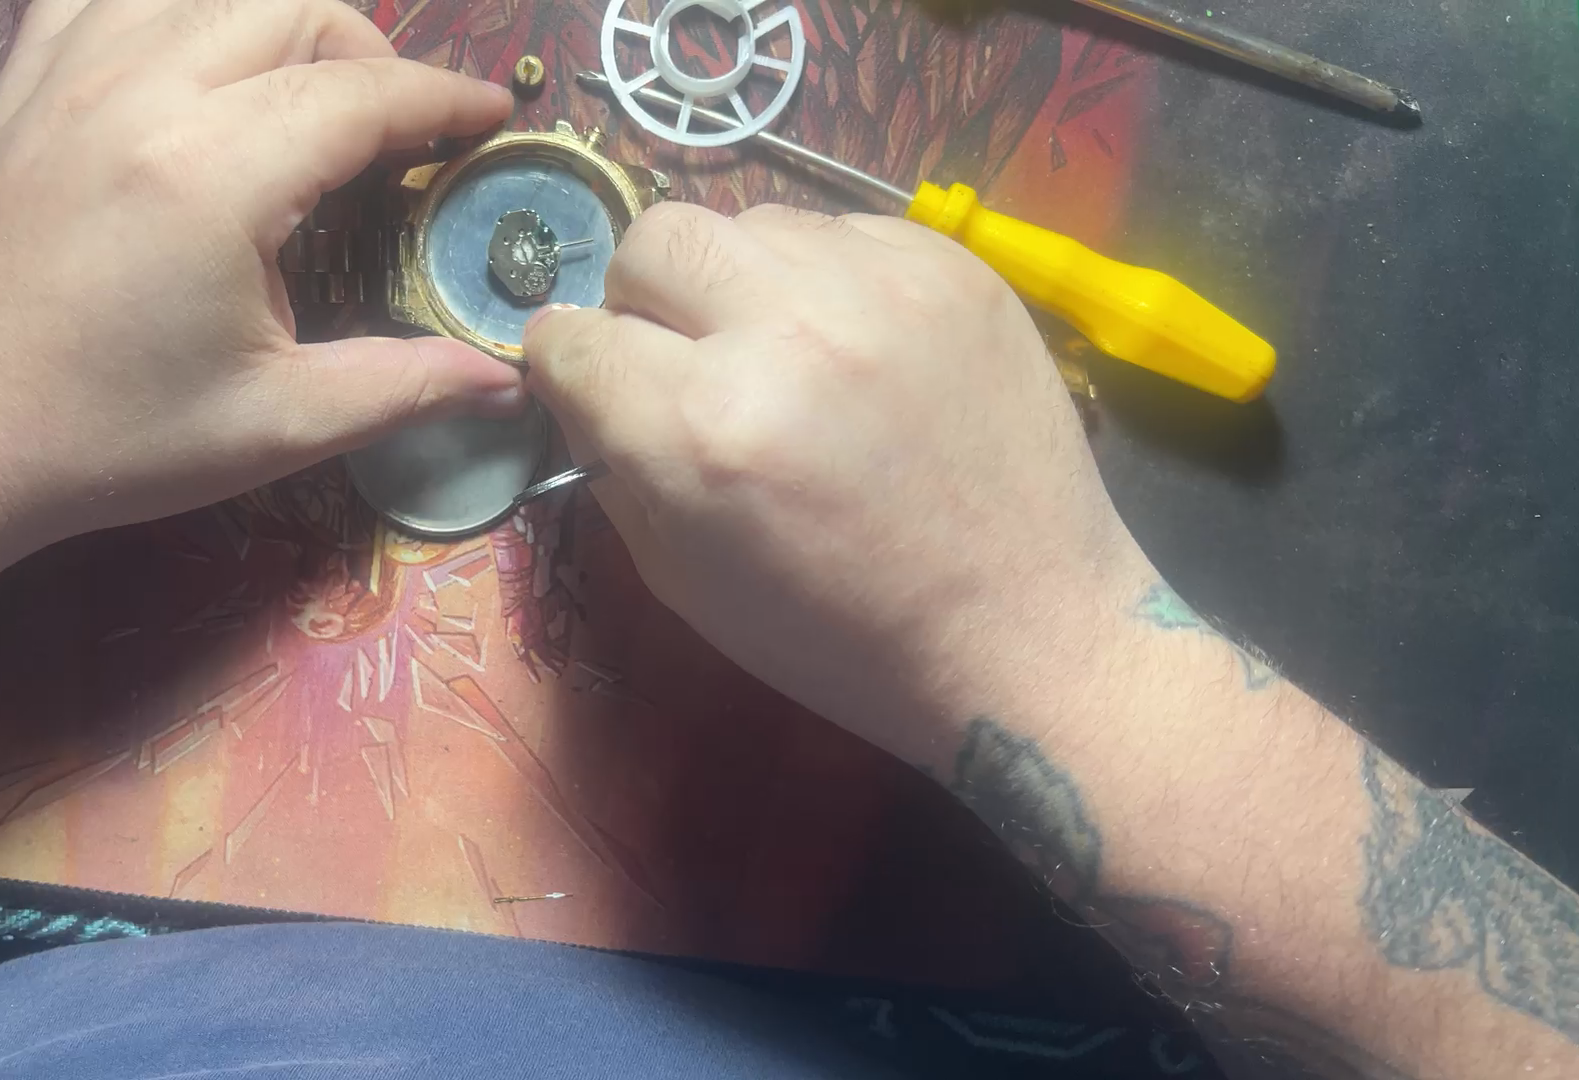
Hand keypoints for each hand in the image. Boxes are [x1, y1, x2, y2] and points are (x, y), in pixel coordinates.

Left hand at [0, 0, 518, 563]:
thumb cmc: (113, 441)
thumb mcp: (284, 425)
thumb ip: (409, 387)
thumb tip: (509, 381)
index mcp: (210, 175)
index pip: (358, 95)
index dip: (443, 98)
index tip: (495, 114)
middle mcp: (134, 91)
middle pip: (288, 9)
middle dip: (375, 56)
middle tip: (409, 135)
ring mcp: (60, 75)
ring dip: (289, 24)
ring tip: (326, 97)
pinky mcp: (14, 88)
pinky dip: (188, 11)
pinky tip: (209, 69)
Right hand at [524, 204, 1153, 752]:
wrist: (1015, 630)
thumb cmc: (832, 633)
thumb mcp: (679, 577)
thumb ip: (612, 465)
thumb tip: (585, 389)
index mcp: (699, 432)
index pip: (571, 339)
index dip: (562, 365)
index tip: (587, 387)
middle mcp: (783, 334)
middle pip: (650, 242)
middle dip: (636, 302)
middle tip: (678, 361)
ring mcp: (879, 286)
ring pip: (744, 223)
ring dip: (730, 287)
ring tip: (775, 353)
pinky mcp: (953, 267)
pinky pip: (837, 232)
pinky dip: (816, 283)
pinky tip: (850, 348)